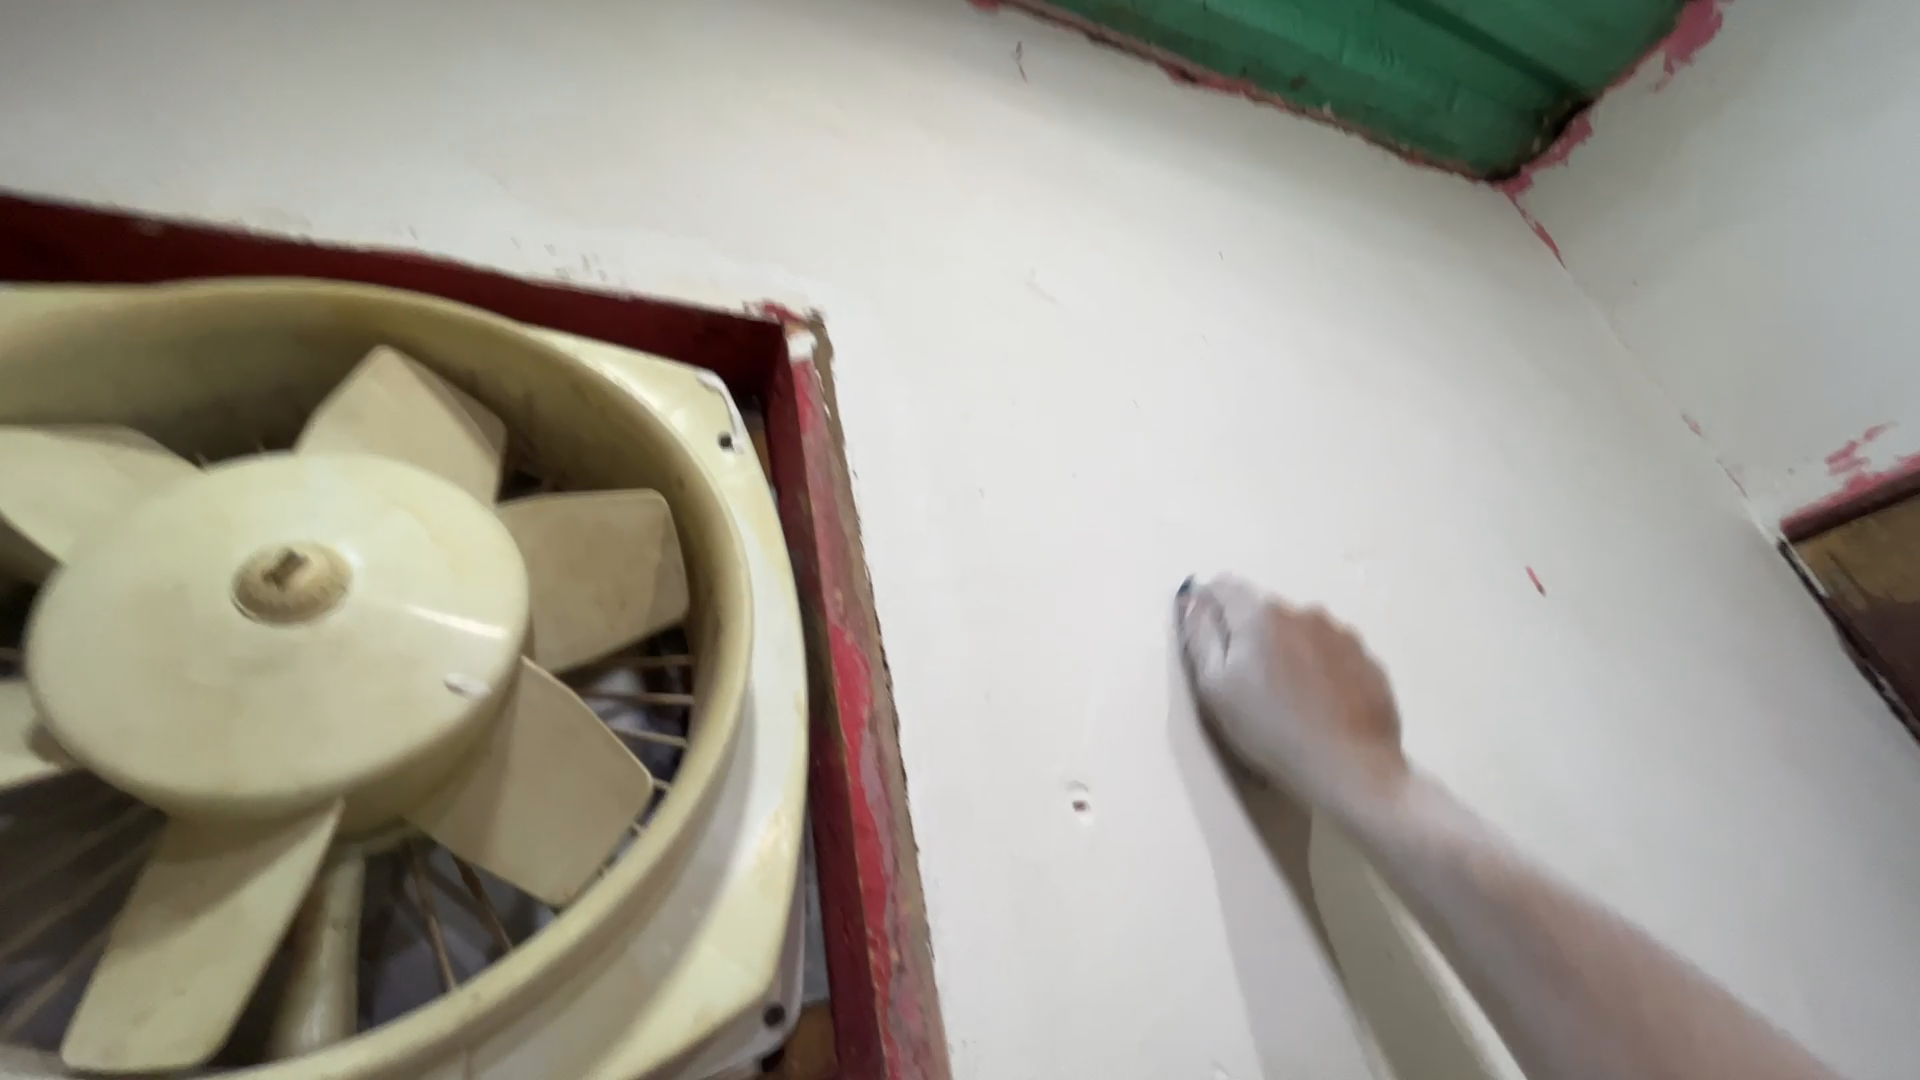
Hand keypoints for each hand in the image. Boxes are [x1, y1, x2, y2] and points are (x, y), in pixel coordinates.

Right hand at [1176, 575, 1408, 812]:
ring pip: (1297, 630)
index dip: (1208, 606)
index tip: (1208, 639)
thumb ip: (1199, 635)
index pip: (1223, 586)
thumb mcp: (1215, 687)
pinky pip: (1329, 651)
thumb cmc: (1270, 730)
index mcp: (1260, 615)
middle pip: (1261, 610)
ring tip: (1288, 695)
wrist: (1352, 770)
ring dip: (1286, 649)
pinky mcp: (1367, 659)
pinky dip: (1318, 666)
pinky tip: (1319, 703)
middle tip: (1247, 682)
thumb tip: (1191, 598)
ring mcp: (1340, 634)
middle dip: (1248, 633)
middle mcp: (1302, 611)